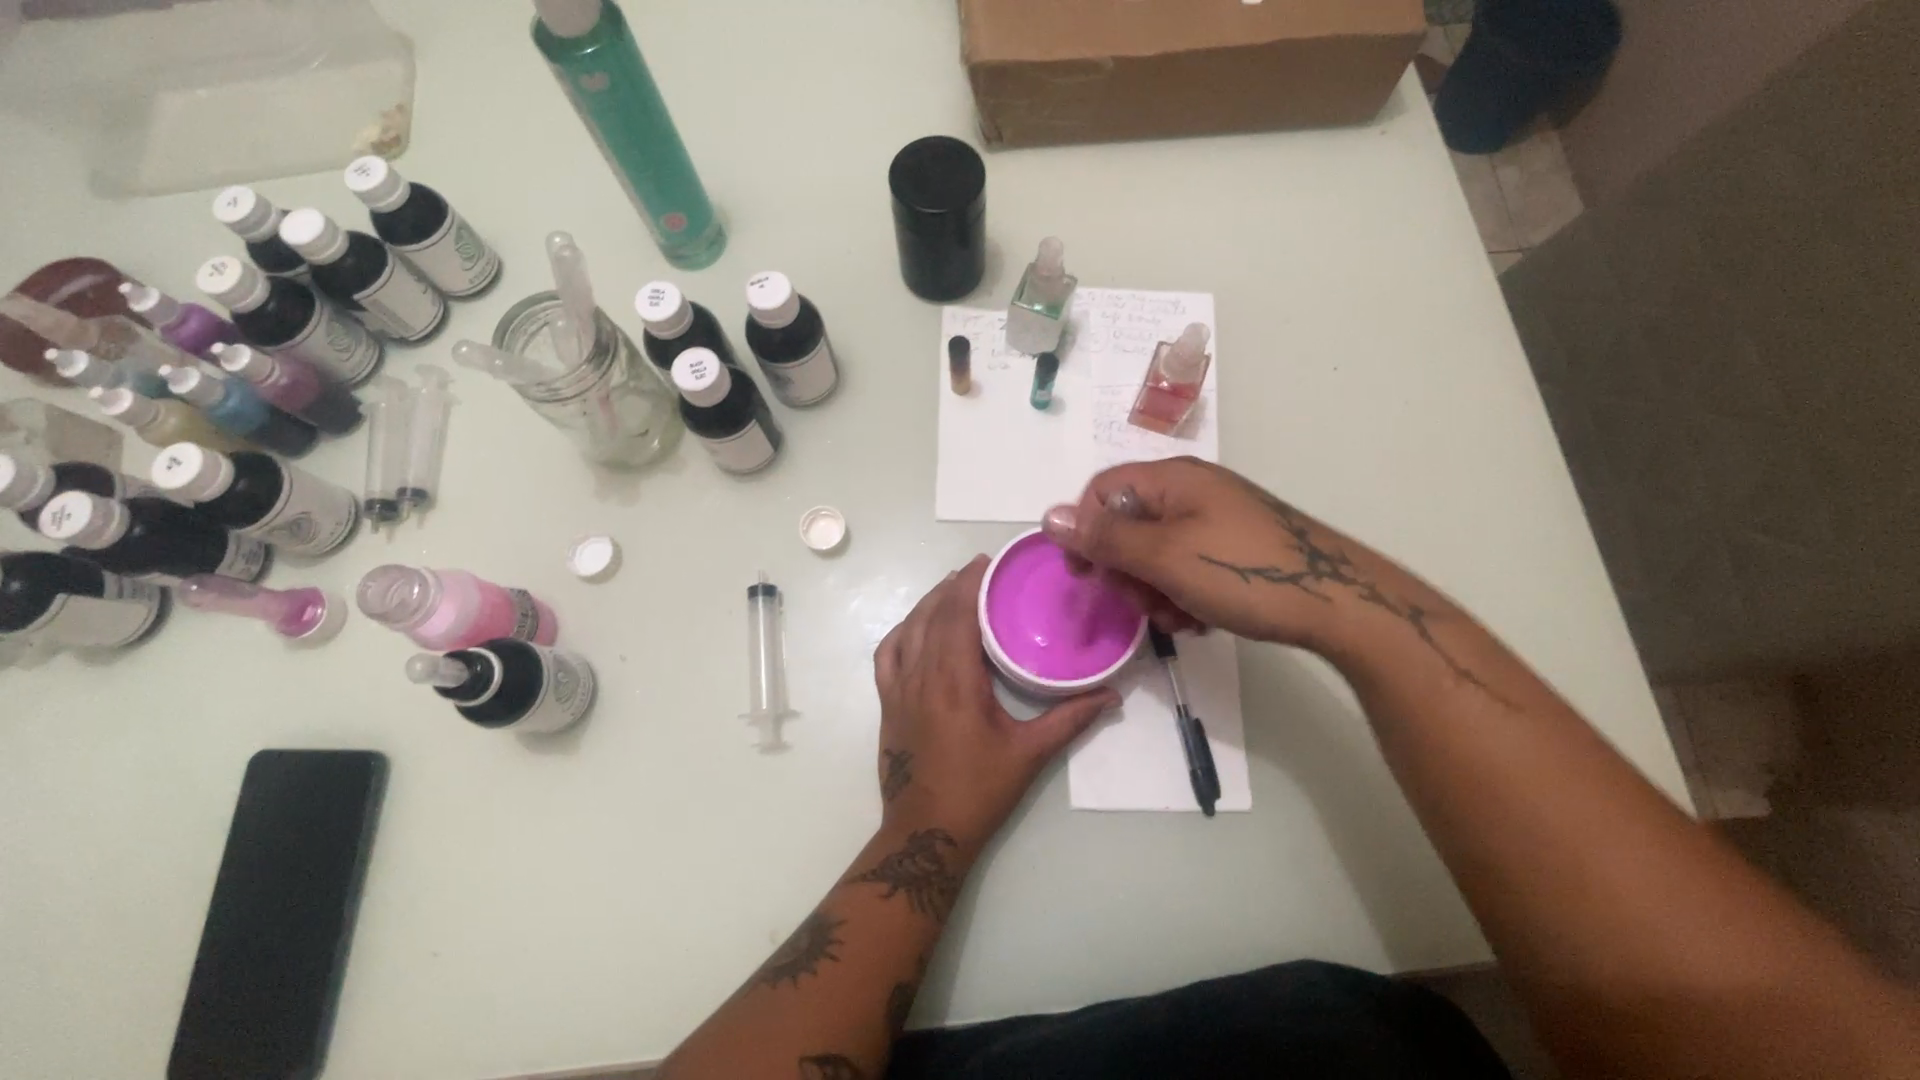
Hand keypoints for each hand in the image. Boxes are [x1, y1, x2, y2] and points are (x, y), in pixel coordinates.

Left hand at [873, 556, 1119, 849]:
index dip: (968, 583)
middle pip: (931, 615)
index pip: (956, 615)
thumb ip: (1070, 719)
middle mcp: (921, 676)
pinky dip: (902, 632)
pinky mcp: (887, 703)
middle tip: (978, 570)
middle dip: (953, 586)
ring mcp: (897, 689)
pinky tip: (916, 627)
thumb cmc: (979, 791)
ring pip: (907, 630)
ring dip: (928, 603)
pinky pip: (887, 654)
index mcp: (955, 682)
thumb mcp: (1029, 754)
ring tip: (952, 590)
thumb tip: (1112, 695)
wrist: (925, 832)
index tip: (986, 562)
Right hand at [1041, 457, 1355, 649]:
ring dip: (1153, 590)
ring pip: (1156, 553)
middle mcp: (1193, 492)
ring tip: (1176, 617)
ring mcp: (1217, 522)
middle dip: (1124, 569)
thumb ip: (1105, 537)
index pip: (1102, 492)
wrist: (1339, 602)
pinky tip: (1199, 621)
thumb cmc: (1245, 572)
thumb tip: (1049, 516)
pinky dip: (1183, 594)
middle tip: (1140, 603)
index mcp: (1173, 480)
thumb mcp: (1164, 556)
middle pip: (1128, 525)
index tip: (1085, 575)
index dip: (1083, 531)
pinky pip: (1188, 567)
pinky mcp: (1236, 550)